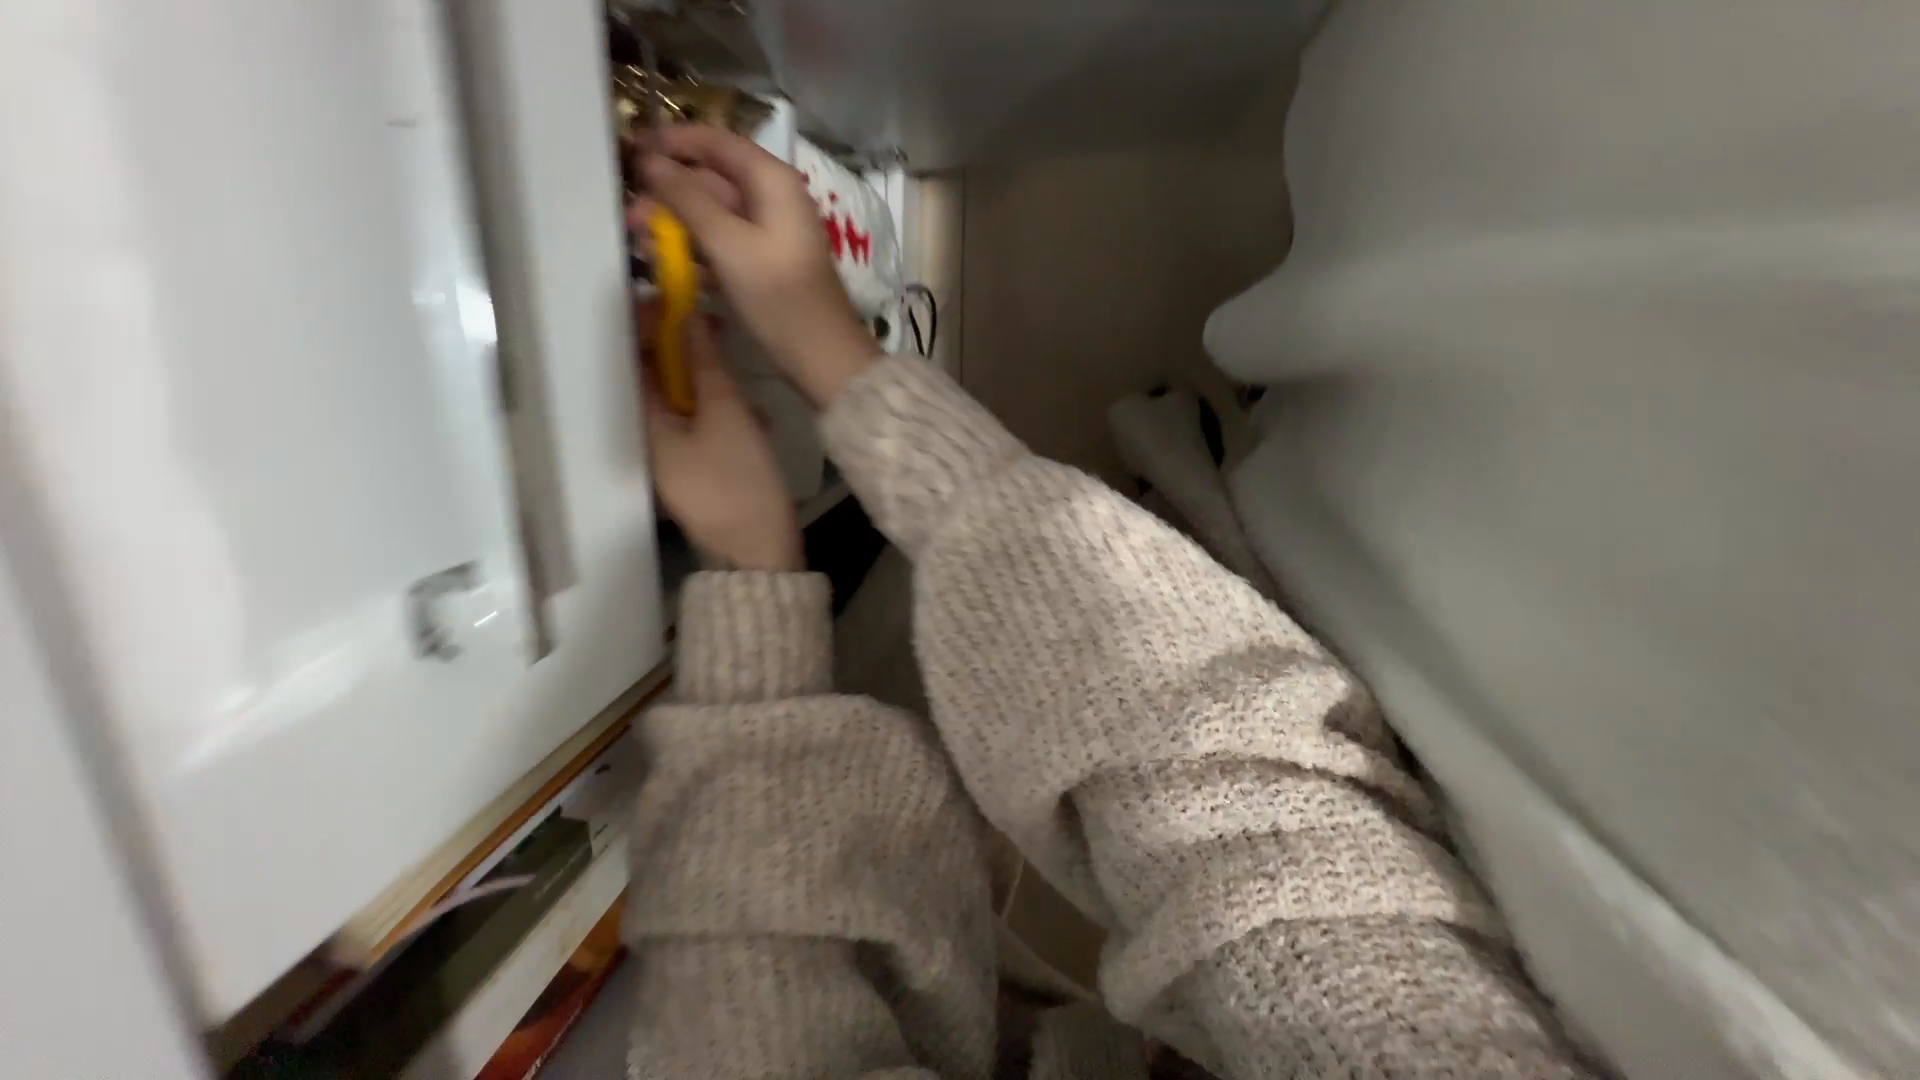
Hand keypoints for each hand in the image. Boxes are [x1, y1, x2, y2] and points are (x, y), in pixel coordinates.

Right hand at [634, 125, 879, 407]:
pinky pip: (722, 245)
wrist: (821, 356)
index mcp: (771, 180)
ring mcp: (768, 233)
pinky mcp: (762, 265)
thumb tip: (651, 161)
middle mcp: (772, 198)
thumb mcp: (729, 244)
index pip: (716, 142)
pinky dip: (694, 251)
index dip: (672, 142)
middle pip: (710, 180)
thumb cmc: (779, 298)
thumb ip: (688, 200)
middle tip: (629, 217)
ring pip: (712, 215)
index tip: (631, 151)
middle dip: (668, 194)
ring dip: (675, 226)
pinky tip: (665, 265)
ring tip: (640, 245)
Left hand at [637, 302, 802, 571]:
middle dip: (688, 353)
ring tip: (748, 385)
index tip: (673, 296)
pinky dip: (724, 415)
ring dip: (713, 385)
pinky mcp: (701, 473)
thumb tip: (688, 315)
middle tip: (718, 329)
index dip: (648, 325)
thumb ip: (708, 365)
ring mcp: (677, 461)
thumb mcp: (729, 417)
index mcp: (649, 426)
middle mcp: (654, 441)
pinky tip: (756, 420)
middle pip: (662, 382)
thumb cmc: (741, 483)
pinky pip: (704, 429)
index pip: (636, 361)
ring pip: (687, 404)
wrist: (759, 555)